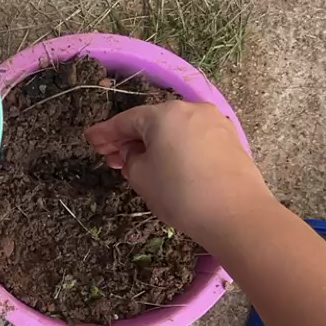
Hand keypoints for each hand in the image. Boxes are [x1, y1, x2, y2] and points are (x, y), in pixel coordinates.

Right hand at [85, 101, 279, 248]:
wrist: (236, 214)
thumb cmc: (179, 193)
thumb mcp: (140, 176)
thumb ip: (129, 158)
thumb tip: (134, 151)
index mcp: (164, 114)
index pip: (125, 121)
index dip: (104, 133)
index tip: (89, 139)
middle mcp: (190, 110)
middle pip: (151, 122)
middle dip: (128, 139)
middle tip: (109, 156)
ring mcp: (214, 123)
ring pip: (173, 130)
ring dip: (152, 144)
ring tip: (135, 165)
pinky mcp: (228, 140)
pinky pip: (191, 138)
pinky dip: (174, 148)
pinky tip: (164, 165)